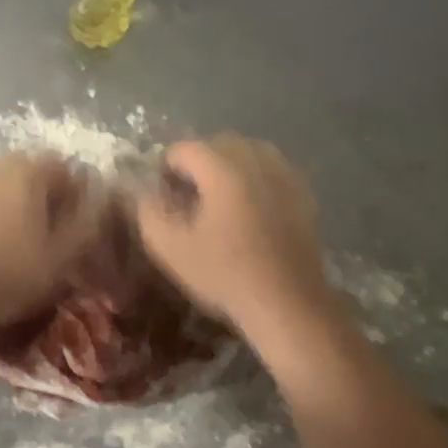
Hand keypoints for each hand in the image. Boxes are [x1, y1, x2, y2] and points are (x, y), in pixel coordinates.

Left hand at [0, 154, 93, 322]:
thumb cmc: (0, 272)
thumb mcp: (55, 260)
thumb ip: (82, 228)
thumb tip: (95, 205)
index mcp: (28, 171)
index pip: (64, 168)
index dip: (72, 196)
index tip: (69, 228)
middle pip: (27, 172)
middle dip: (37, 198)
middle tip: (38, 237)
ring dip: (3, 202)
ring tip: (1, 241)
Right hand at [133, 136, 330, 330]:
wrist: (287, 303)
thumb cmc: (225, 274)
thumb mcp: (170, 248)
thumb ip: (149, 212)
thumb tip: (145, 193)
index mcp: (222, 168)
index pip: (183, 148)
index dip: (165, 169)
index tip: (163, 197)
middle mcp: (256, 160)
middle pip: (217, 144)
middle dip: (197, 164)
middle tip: (187, 198)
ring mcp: (284, 175)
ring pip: (248, 153)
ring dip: (227, 168)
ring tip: (218, 201)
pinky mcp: (302, 194)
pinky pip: (271, 171)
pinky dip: (254, 179)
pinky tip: (248, 210)